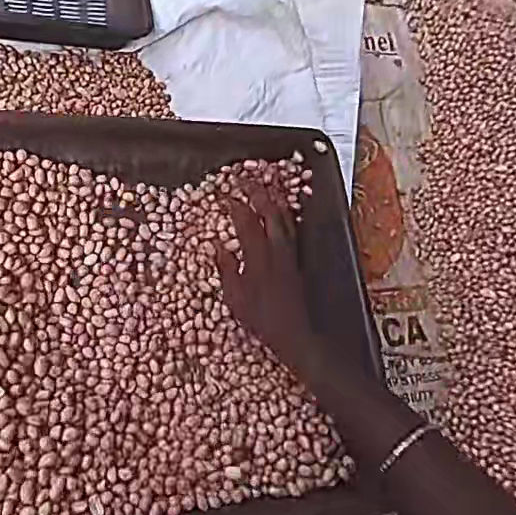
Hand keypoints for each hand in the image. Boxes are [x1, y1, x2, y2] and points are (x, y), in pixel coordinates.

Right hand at [216, 187, 334, 377]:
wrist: (295, 332)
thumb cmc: (261, 318)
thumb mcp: (235, 297)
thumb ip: (226, 269)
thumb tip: (218, 247)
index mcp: (258, 257)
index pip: (247, 222)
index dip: (236, 206)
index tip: (226, 196)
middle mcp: (276, 250)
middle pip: (270, 213)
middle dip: (257, 193)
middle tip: (246, 182)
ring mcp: (290, 254)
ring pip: (285, 219)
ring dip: (274, 201)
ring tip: (265, 190)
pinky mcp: (297, 261)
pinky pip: (293, 230)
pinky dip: (286, 217)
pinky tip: (282, 215)